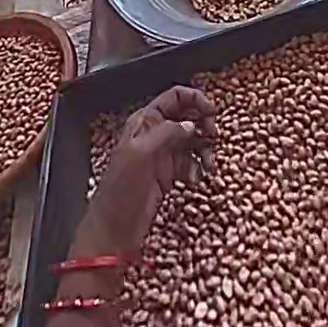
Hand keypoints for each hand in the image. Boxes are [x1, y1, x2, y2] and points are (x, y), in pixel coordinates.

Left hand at [79, 86, 215, 256]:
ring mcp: (162, 154)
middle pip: (187, 116)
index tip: (212, 111)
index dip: (195, 99)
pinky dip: (197, 168)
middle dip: (203, 123)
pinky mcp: (168, 174)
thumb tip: (191, 124)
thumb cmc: (121, 189)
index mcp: (145, 121)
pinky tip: (196, 179)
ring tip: (209, 164)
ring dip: (204, 148)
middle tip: (214, 136)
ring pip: (191, 140)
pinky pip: (189, 163)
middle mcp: (155, 133)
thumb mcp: (141, 154)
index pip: (174, 97)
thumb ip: (167, 133)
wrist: (114, 229)